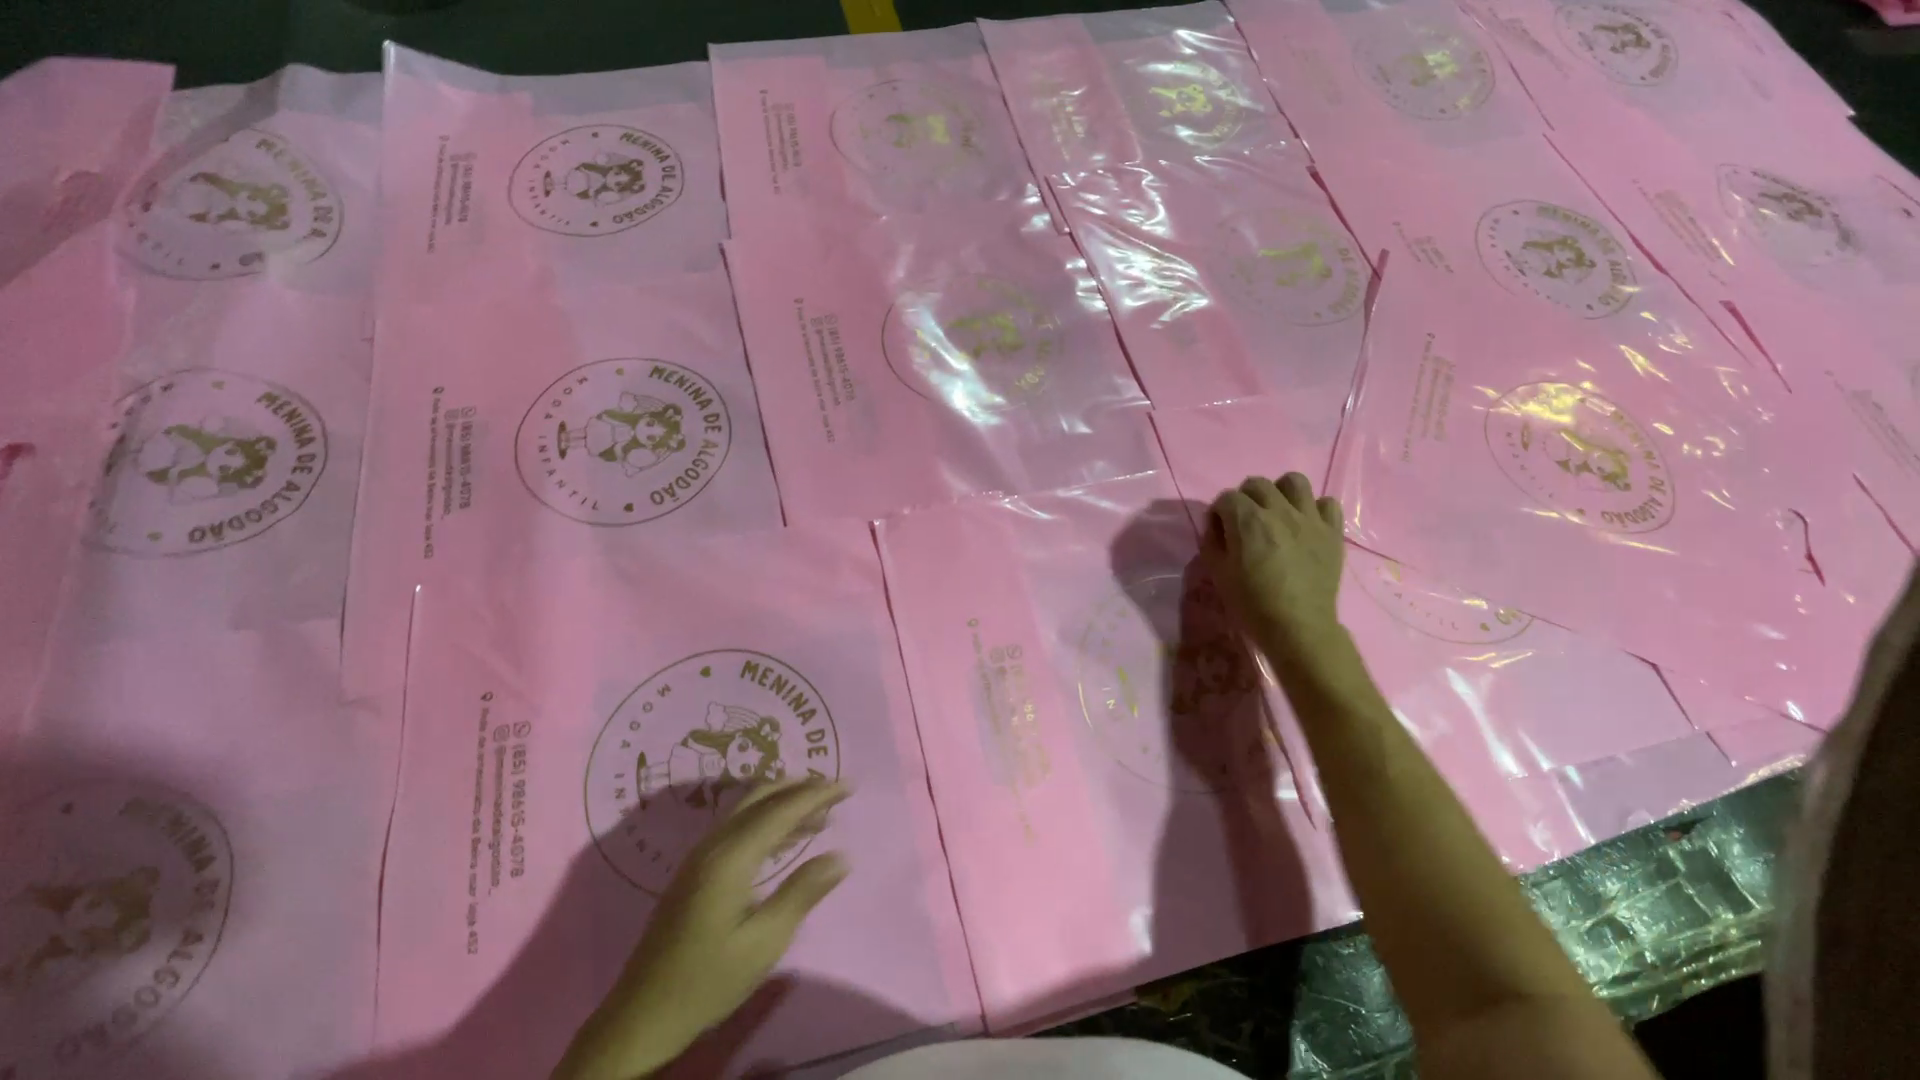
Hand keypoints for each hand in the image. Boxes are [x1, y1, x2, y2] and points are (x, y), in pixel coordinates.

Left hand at [553, 779, 850, 1079]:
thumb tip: (841, 856)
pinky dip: (767, 822)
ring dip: (783, 804)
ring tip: (821, 815)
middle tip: (836, 791)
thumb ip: (802, 892)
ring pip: (746, 811)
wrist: (644, 1013)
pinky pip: (737, 828)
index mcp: (730, 858)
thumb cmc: (710, 980)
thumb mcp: (764, 942)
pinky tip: (786, 841)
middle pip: (759, 798)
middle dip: (799, 789)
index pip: (780, 810)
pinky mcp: (695, 872)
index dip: (816, 794)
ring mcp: (699, 858)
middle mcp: (712, 846)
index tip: (848, 785)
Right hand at [1205, 473, 1346, 670]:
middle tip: (1246, 522)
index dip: (1219, 512)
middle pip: (1257, 484)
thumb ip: (1212, 541)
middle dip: (1246, 498)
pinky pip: (1327, 503)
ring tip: (1278, 513)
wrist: (1298, 627)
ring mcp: (1309, 519)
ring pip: (1294, 481)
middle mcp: (1279, 511)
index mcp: (1248, 521)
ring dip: (1281, 492)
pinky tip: (1306, 526)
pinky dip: (1315, 510)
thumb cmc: (1252, 604)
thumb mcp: (1218, 574)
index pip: (1226, 497)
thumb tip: (1218, 524)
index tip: (1220, 531)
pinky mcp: (1332, 532)